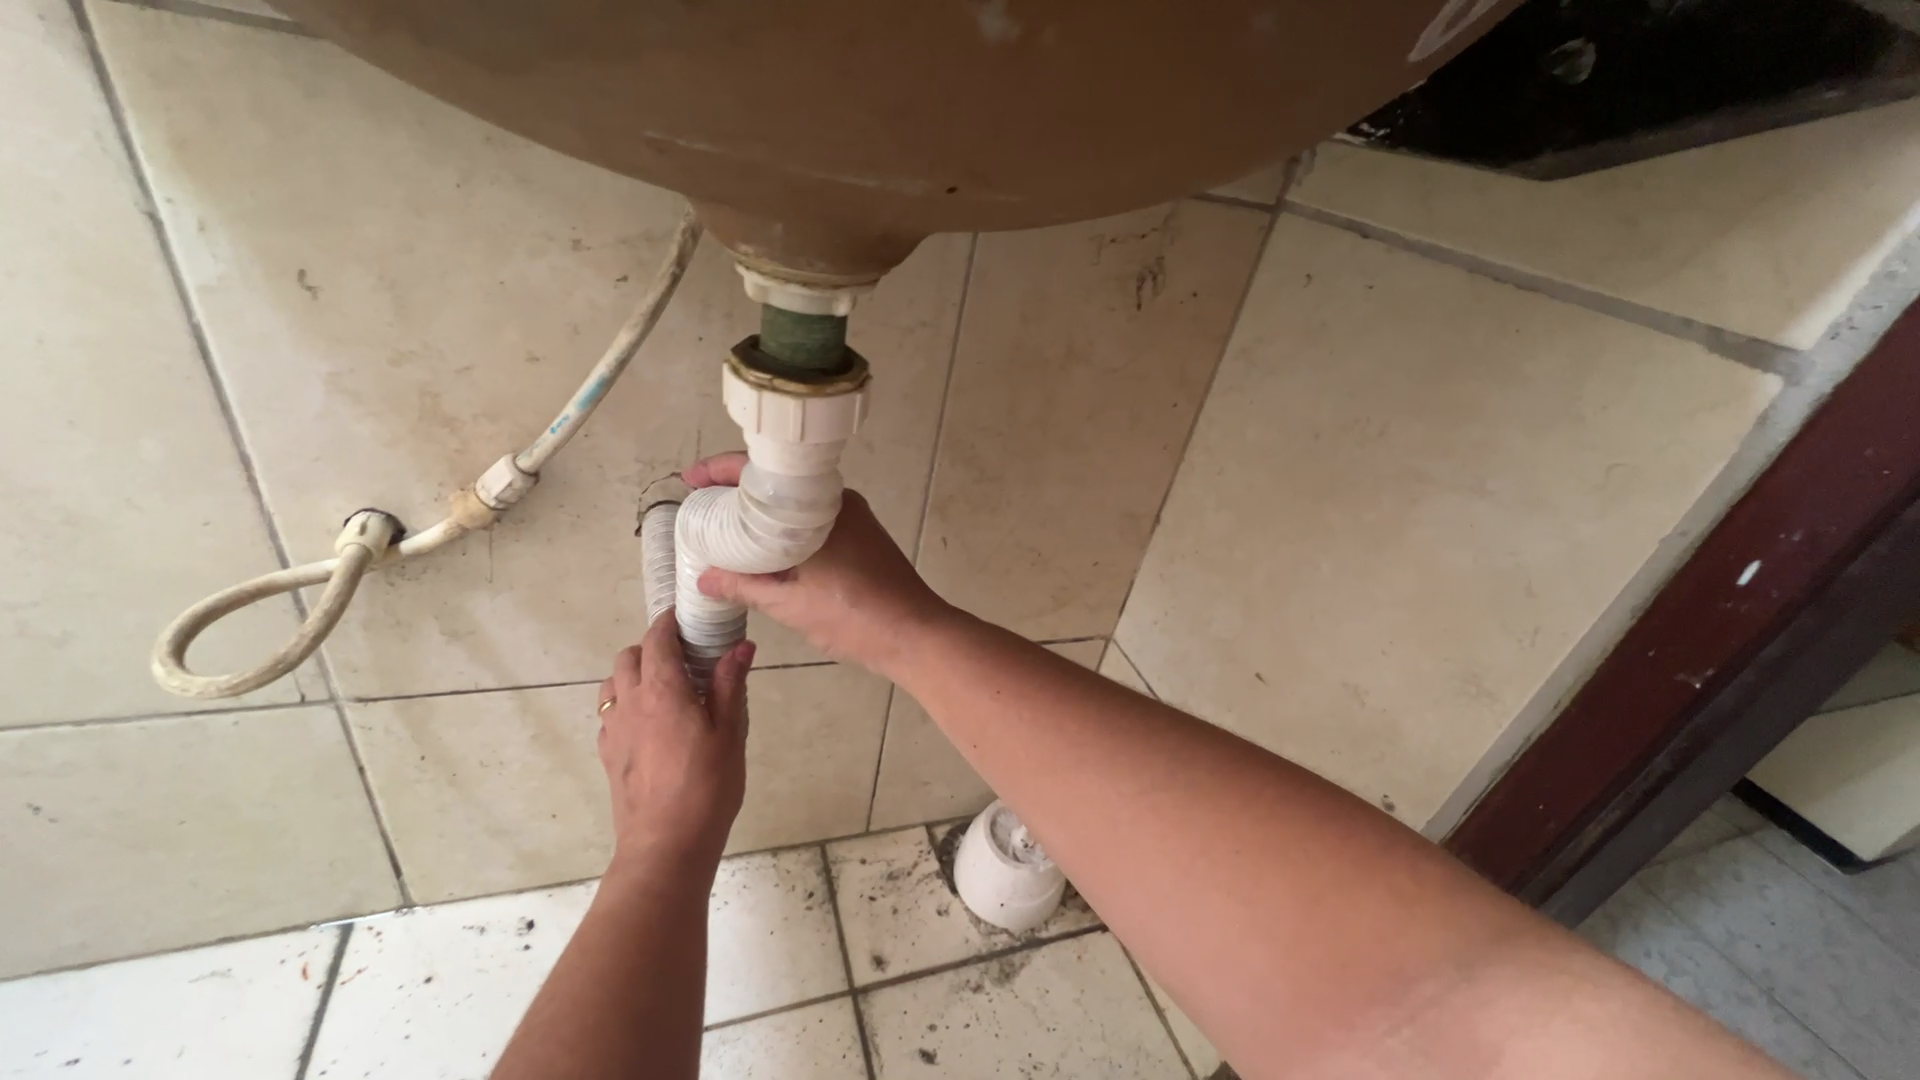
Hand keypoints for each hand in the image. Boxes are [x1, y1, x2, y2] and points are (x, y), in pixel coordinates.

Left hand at [596, 611, 751, 877]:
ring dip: (635, 673)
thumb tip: (741, 645)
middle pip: (629, 656)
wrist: (665, 845)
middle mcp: (631, 702)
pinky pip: (610, 713)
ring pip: (613, 683)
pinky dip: (627, 703)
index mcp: (663, 691)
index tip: (688, 618)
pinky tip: (652, 724)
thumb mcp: (731, 733)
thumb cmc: (708, 787)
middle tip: (685, 657)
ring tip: (666, 688)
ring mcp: (613, 729)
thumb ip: (731, 684)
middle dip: (652, 646)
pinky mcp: (607, 754)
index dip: (669, 622)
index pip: (657, 639)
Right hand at [685, 452, 956, 677]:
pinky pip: (813, 522)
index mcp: (818, 505)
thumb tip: (704, 578)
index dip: (720, 471)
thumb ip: (744, 586)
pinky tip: (766, 551)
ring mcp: (853, 518)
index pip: (759, 473)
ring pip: (796, 506)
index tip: (691, 481)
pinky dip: (786, 530)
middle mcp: (836, 501)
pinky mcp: (863, 537)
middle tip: (703, 508)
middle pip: (778, 485)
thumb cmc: (853, 614)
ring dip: (764, 515)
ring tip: (727, 530)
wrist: (915, 633)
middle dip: (738, 494)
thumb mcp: (790, 603)